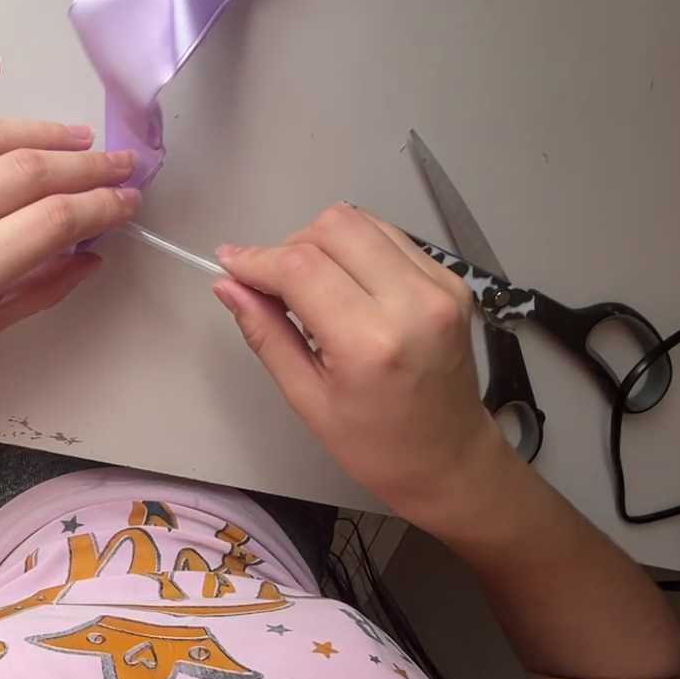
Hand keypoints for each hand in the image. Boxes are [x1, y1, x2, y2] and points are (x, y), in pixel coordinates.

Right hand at [216, 204, 518, 533]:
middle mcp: (413, 301)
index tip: (229, 264)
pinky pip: (388, 237)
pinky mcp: (451, 278)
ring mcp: (440, 284)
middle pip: (333, 227)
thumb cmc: (374, 443)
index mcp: (371, 342)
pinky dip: (353, 251)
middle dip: (289, 248)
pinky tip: (344, 289)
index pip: (301, 268)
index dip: (256, 260)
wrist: (447, 456)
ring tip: (310, 290)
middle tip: (273, 288)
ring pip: (361, 222)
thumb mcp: (306, 398)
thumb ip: (266, 334)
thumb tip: (228, 287)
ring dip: (321, 244)